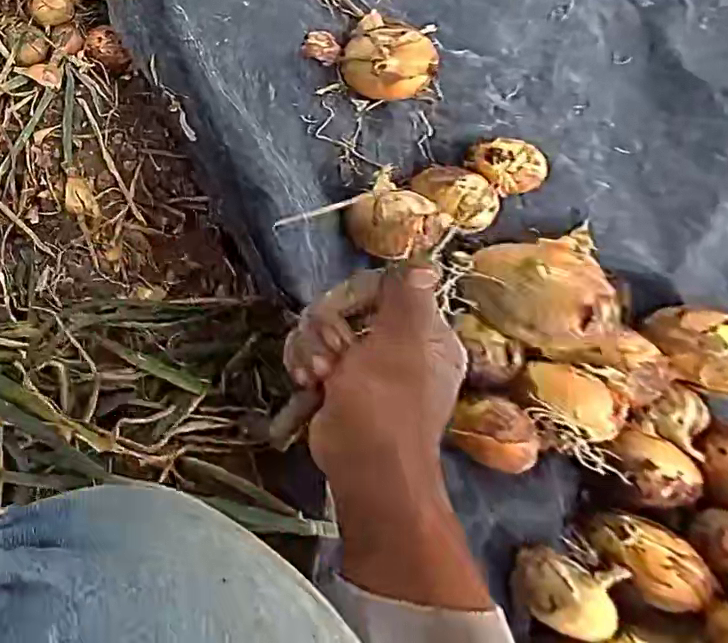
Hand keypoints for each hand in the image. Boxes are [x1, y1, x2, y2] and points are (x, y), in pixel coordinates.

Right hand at [297, 263, 488, 611]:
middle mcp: (395, 342)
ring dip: (308, 348)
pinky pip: (306, 347)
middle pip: (338, 305)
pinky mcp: (337, 376)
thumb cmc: (384, 406)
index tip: (342, 326)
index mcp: (422, 333)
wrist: (363, 465)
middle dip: (323, 329)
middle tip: (330, 358)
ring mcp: (363, 360)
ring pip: (316, 326)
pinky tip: (306, 383)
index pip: (374, 286)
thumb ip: (407, 302)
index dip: (348, 300)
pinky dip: (300, 361)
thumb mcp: (399, 348)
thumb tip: (426, 263)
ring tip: (317, 378)